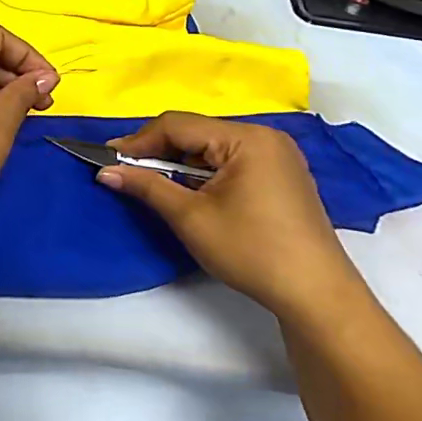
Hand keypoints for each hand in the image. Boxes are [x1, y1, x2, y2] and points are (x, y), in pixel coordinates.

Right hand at [98, 112, 362, 321]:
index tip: (108, 159)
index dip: (139, 141)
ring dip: (180, 163)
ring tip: (154, 185)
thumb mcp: (190, 217)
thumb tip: (105, 171)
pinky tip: (191, 193)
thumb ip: (146, 186)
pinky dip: (204, 172)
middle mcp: (265, 137)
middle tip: (126, 172)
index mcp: (247, 138)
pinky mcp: (281, 176)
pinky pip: (231, 160)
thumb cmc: (251, 250)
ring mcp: (278, 156)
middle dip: (158, 152)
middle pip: (196, 133)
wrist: (315, 295)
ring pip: (211, 147)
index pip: (178, 125)